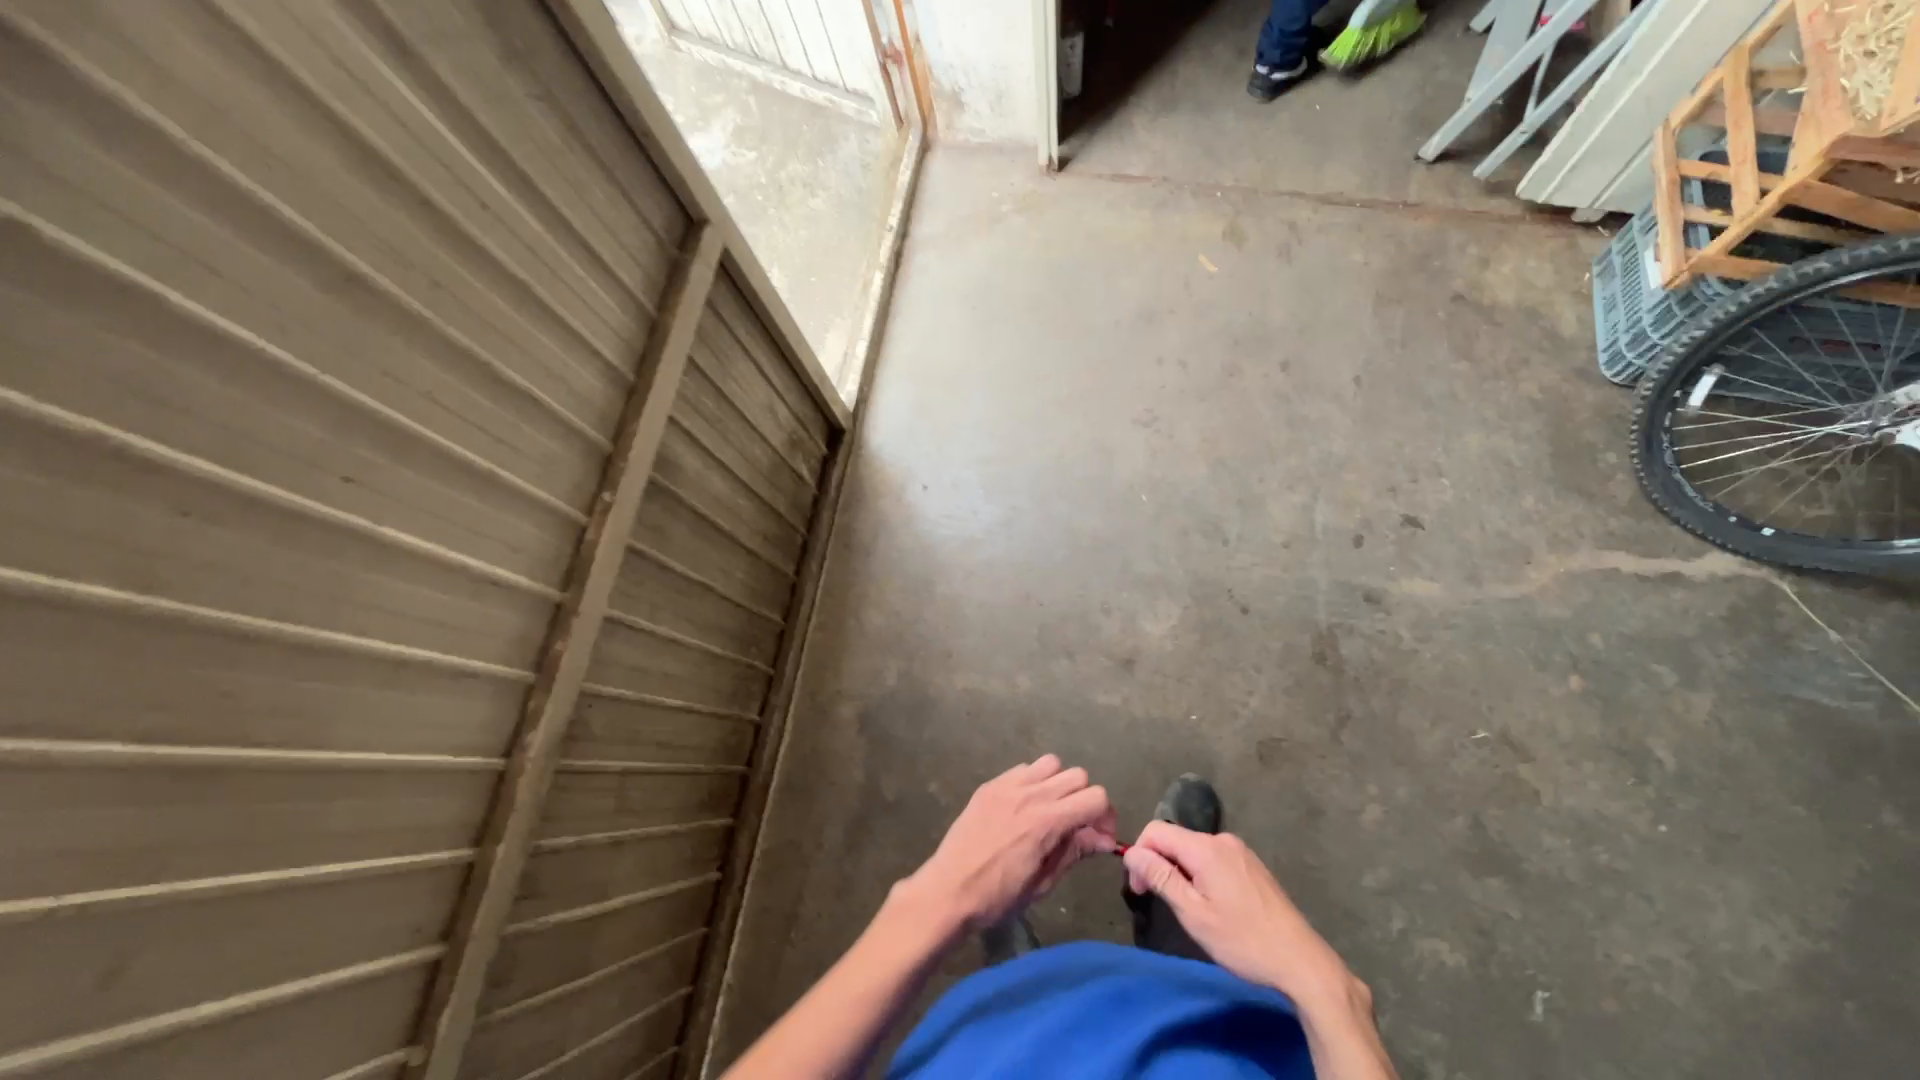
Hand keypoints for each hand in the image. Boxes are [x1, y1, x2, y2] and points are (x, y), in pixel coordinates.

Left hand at [897, 755, 1117, 932]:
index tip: (1099, 837)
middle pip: (1078, 776)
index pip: (1096, 797)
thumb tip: (1103, 838)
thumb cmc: (998, 896)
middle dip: (1085, 799)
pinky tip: (1024, 806)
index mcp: (1047, 821)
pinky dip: (1033, 781)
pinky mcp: (990, 786)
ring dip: (1059, 784)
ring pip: (1051, 764)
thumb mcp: (1043, 882)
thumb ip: (1074, 852)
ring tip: (1051, 810)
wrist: (948, 890)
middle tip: (1077, 825)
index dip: (1105, 817)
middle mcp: (1030, 794)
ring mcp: (1007, 785)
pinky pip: (1023, 769)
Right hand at [1123, 822, 1357, 1005]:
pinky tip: (1210, 904)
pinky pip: (1213, 859)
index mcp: (1206, 848)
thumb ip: (1161, 878)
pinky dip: (1199, 874)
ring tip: (1186, 908)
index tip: (1139, 890)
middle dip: (1158, 864)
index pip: (1155, 831)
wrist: (1301, 961)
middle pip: (1175, 839)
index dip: (1139, 856)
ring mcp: (1240, 852)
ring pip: (1193, 850)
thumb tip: (1131, 852)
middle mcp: (1223, 841)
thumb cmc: (1242, 941)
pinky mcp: (1251, 865)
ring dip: (1179, 871)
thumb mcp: (1193, 914)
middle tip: (1158, 902)